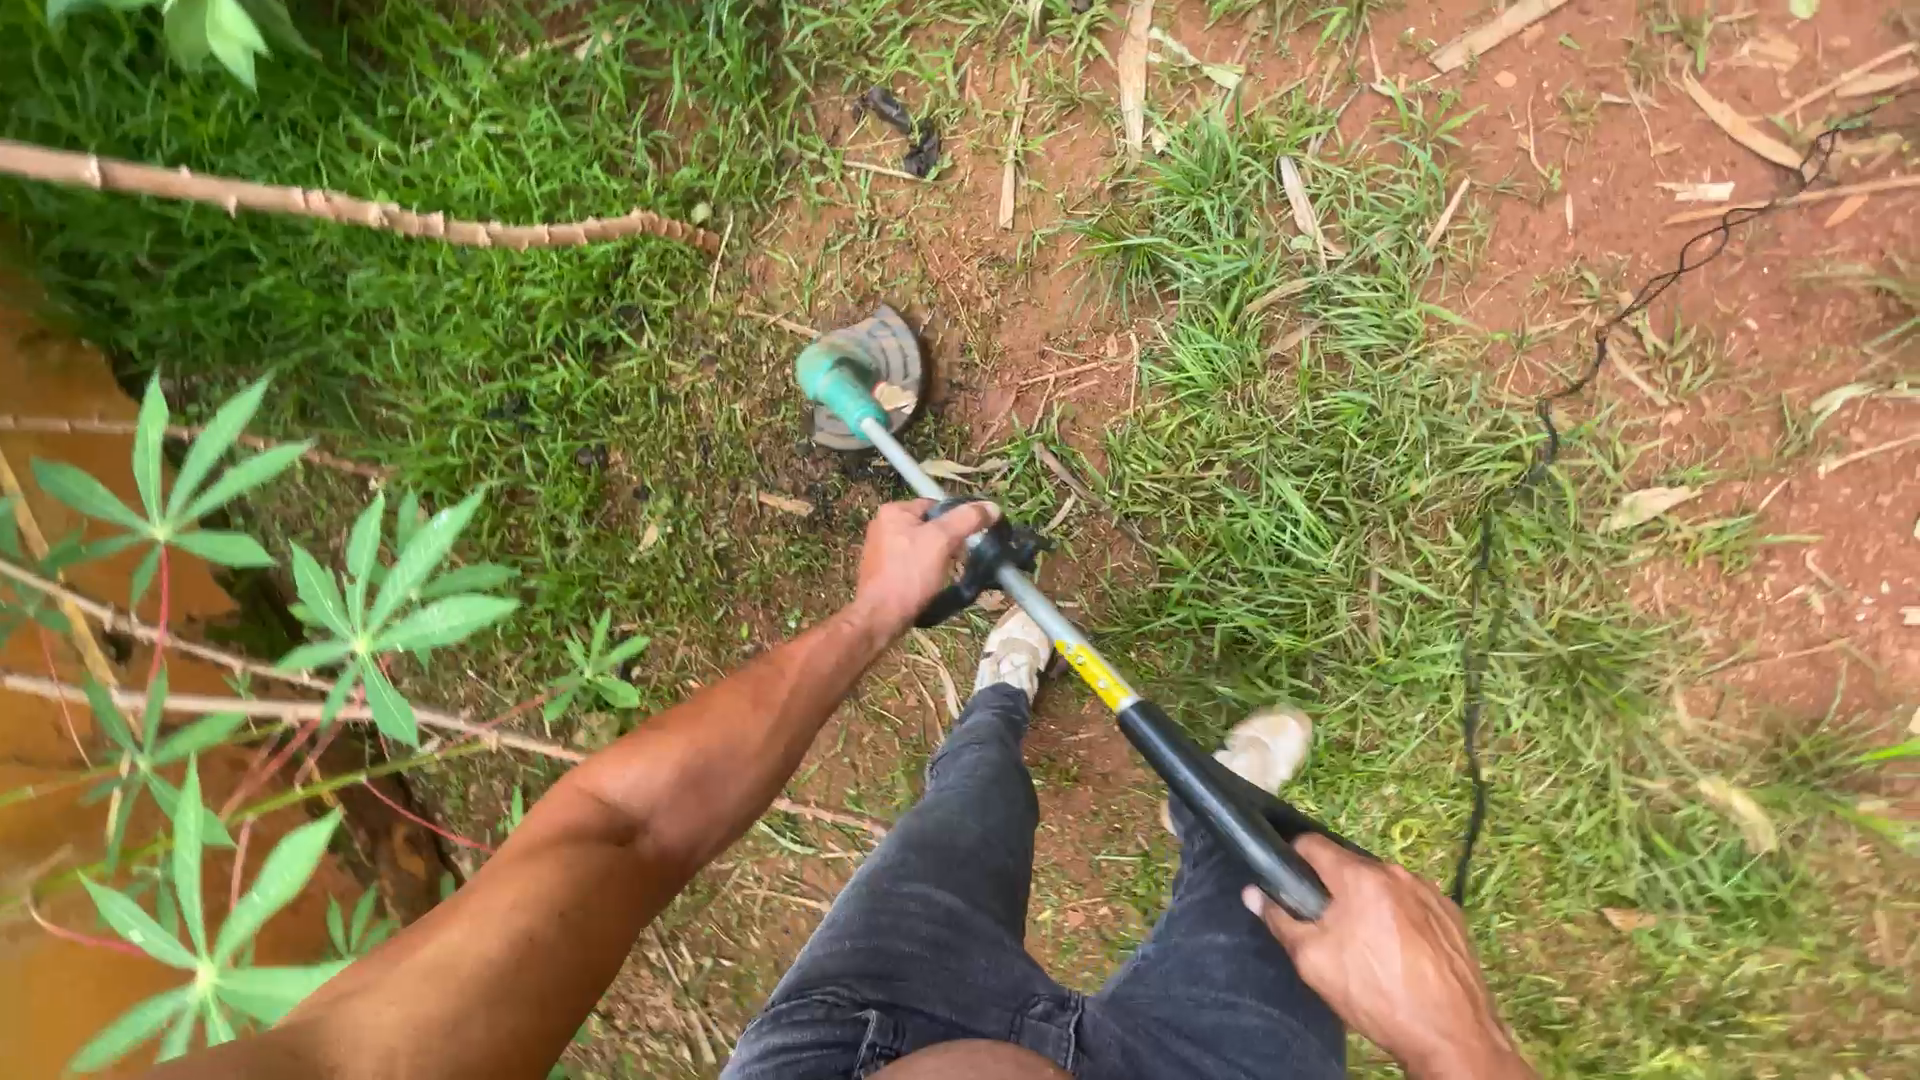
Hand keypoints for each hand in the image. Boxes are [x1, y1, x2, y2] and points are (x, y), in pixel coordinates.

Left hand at [852, 499, 1000, 635]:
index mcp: (894, 511)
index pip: (936, 505)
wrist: (880, 617)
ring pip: (924, 546)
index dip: (957, 519)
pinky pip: (914, 563)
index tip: (971, 538)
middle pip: (930, 526)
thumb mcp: (941, 540)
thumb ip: (967, 520)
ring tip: (949, 573)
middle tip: (960, 558)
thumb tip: (992, 506)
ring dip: (940, 557)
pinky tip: (933, 584)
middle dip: (949, 541)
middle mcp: (884, 526)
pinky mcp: (884, 571)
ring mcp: (882, 550)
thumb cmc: (909, 574)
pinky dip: (927, 570)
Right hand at [1243, 836, 1534, 1079]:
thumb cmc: (1376, 995)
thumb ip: (1279, 920)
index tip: (1290, 887)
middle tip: (1329, 927)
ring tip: (1368, 945)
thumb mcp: (1313, 960)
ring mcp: (1429, 892)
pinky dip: (1399, 917)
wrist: (1455, 1040)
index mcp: (1359, 877)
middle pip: (1347, 866)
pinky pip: (1411, 902)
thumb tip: (1252, 893)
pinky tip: (1400, 953)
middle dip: (1332, 888)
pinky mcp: (1453, 915)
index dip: (1292, 860)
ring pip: (1381, 885)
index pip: (1311, 843)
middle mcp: (1396, 873)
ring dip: (1368, 902)